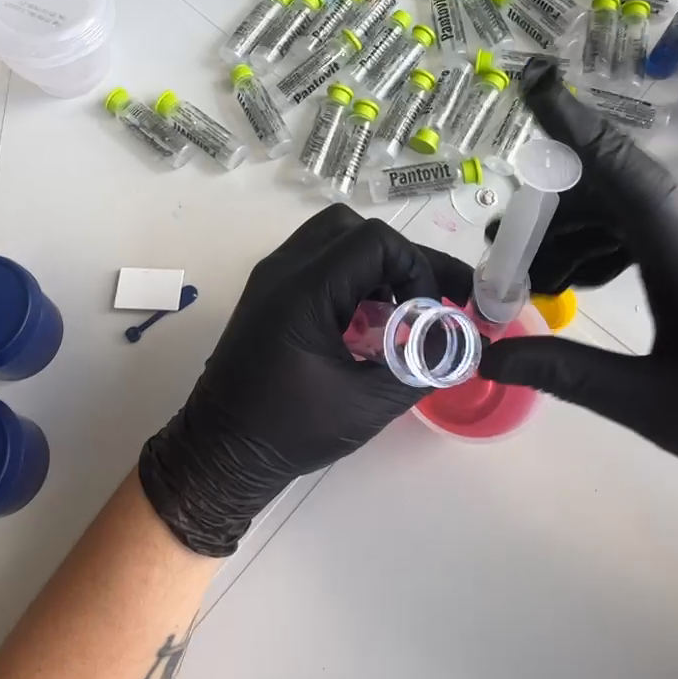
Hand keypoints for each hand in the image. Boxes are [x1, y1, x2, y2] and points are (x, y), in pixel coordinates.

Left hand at [140, 205, 471, 555]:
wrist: (219, 450)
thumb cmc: (290, 430)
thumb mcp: (366, 403)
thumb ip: (419, 365)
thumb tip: (458, 341)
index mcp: (305, 290)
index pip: (377, 241)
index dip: (415, 268)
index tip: (425, 313)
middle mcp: (283, 268)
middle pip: (353, 227)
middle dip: (396, 259)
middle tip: (420, 300)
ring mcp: (271, 276)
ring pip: (333, 239)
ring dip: (372, 266)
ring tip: (396, 312)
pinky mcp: (267, 291)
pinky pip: (316, 261)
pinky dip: (348, 277)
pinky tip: (365, 322)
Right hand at [480, 58, 677, 575]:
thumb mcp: (653, 407)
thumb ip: (566, 371)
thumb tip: (489, 357)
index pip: (627, 175)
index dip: (575, 126)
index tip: (534, 80)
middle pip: (617, 198)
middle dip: (554, 217)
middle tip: (504, 253)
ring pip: (638, 220)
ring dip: (581, 240)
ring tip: (537, 282)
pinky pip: (664, 240)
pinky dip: (616, 253)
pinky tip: (587, 284)